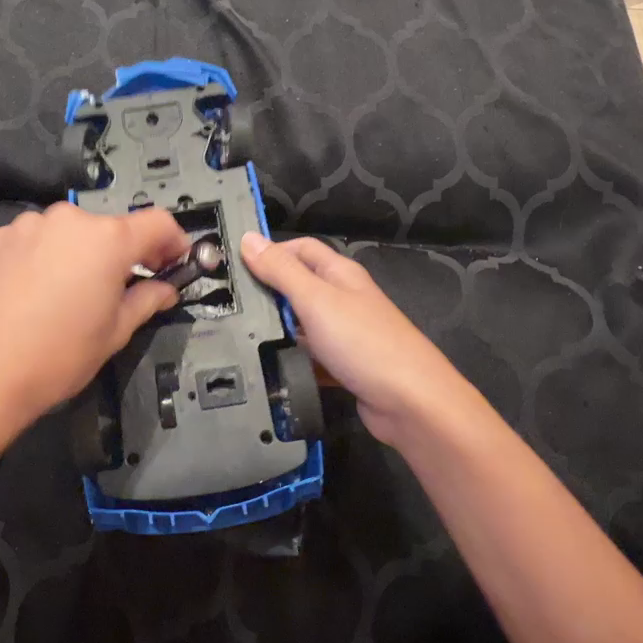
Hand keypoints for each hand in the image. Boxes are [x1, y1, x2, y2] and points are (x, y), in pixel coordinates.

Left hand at [0, 203, 189, 430]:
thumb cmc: (55, 356)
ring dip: (84, 255)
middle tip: (125, 290)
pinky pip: (40, 240)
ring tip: (74, 297)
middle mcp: (71, 221)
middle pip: (112, 228)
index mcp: (107, 240)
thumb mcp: (114, 333)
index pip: (158, 223)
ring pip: (73, 234)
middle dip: (124, 255)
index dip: (175, 241)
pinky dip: (50, 257)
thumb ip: (146, 301)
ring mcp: (31, 226)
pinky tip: (40, 294)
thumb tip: (164, 289)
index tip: (177, 261)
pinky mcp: (1, 238)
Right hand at [238, 232, 476, 445]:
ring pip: (303, 323)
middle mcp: (344, 298)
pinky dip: (295, 360)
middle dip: (269, 292)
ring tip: (241, 335)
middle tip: (230, 304)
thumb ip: (281, 270)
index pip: (300, 249)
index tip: (234, 266)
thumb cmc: (363, 341)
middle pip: (300, 286)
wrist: (411, 404)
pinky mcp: (345, 366)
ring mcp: (346, 334)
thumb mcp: (315, 299)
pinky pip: (312, 356)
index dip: (270, 251)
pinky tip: (271, 369)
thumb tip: (248, 239)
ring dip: (279, 328)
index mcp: (340, 274)